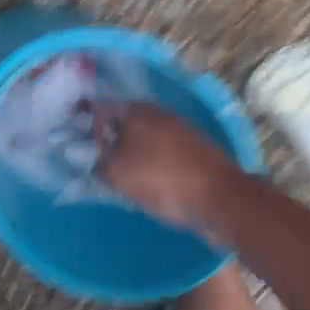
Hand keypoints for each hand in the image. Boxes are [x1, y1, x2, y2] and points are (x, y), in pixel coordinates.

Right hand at [93, 101, 246, 239]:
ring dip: (137, 153)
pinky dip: (158, 163)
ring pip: (148, 138)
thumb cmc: (163, 179)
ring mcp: (183, 130)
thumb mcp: (116, 174)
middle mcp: (159, 112)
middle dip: (113, 140)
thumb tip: (98, 161)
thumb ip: (98, 162)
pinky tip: (157, 183)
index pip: (101, 108)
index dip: (88, 125)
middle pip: (126, 122)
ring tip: (131, 177)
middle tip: (105, 162)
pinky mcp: (200, 151)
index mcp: (135, 110)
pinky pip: (168, 153)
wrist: (225, 201)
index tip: (85, 146)